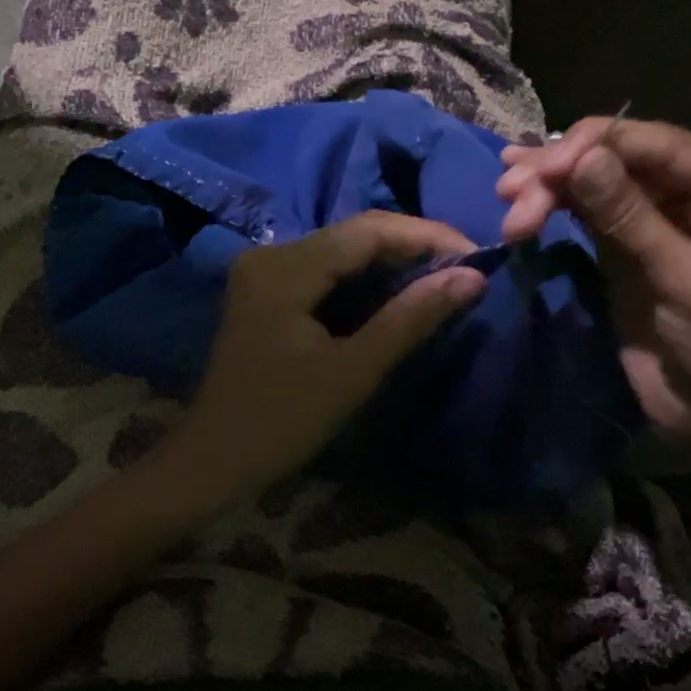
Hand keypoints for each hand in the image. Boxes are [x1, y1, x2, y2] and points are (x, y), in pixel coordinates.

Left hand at [181, 211, 487, 492]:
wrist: (212, 459)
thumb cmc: (281, 421)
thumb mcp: (353, 372)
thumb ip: (411, 318)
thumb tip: (471, 277)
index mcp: (284, 267)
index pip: (368, 230)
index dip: (427, 235)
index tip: (478, 255)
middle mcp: (270, 255)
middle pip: (352, 235)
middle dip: (411, 248)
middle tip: (466, 271)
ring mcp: (262, 272)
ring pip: (339, 251)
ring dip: (389, 263)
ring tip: (442, 280)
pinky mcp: (264, 292)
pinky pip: (322, 271)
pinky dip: (361, 280)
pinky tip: (395, 295)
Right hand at [497, 118, 690, 454]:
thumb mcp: (690, 285)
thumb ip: (632, 219)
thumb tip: (580, 157)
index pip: (658, 145)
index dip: (595, 146)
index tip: (542, 170)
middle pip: (618, 157)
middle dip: (560, 172)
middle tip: (509, 197)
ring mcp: (656, 216)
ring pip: (592, 180)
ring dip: (545, 186)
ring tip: (504, 197)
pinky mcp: (621, 246)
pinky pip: (581, 211)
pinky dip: (549, 203)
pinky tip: (514, 194)